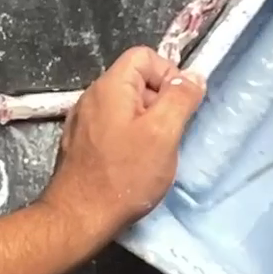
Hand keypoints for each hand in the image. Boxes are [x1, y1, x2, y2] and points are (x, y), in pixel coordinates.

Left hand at [37, 47, 205, 238]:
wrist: (79, 217)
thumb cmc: (124, 175)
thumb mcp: (163, 133)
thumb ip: (180, 99)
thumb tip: (192, 77)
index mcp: (110, 86)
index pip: (145, 56)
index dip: (168, 75)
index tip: (178, 107)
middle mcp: (92, 96)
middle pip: (136, 80)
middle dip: (159, 102)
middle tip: (168, 134)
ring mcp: (83, 120)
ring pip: (126, 106)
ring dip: (146, 123)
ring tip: (152, 152)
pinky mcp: (81, 142)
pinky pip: (113, 125)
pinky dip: (129, 137)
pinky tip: (133, 163)